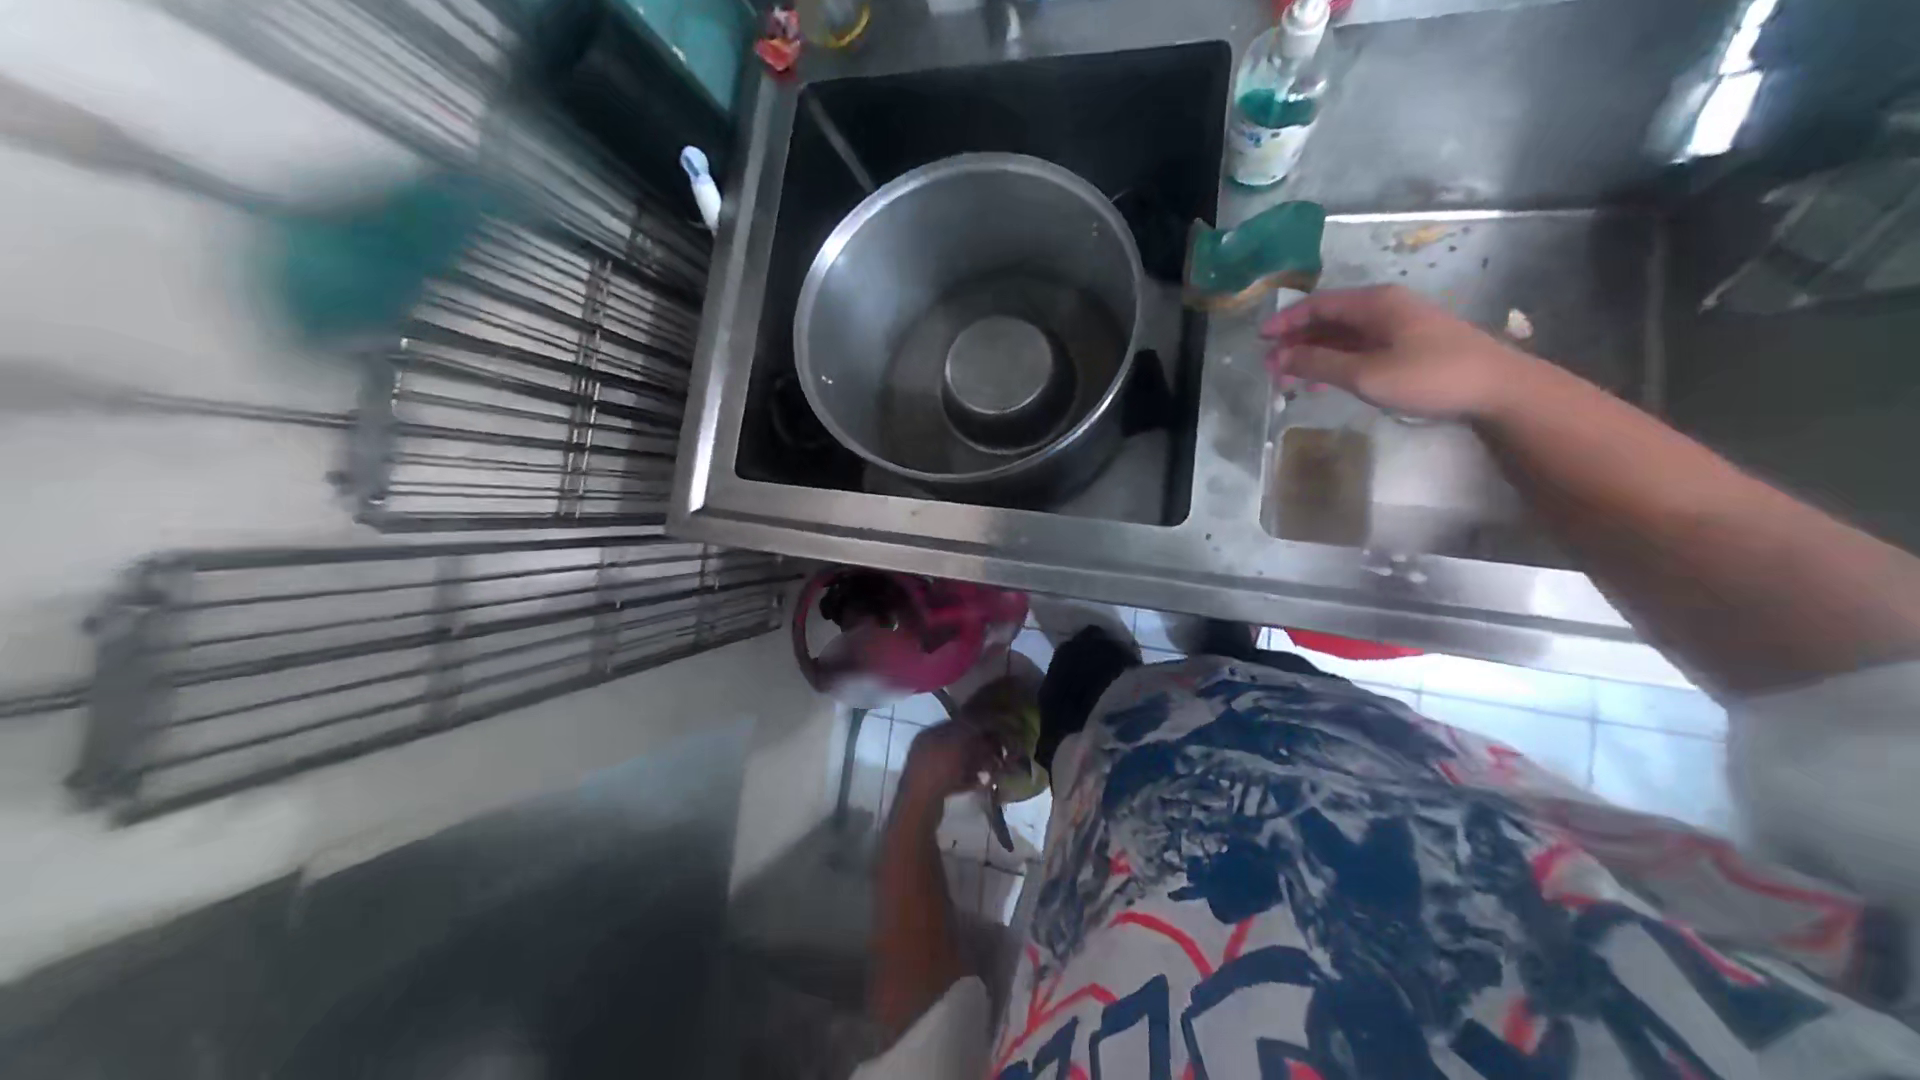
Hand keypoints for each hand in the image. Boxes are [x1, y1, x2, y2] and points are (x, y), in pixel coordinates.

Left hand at [897, 721, 995, 809]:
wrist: (921, 805)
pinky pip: (956, 779)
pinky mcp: (934, 789)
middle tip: (997, 753)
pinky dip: (969, 779)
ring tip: (993, 769)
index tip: (995, 732)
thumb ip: (971, 726)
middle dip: (979, 747)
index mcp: (929, 734)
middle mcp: (927, 748)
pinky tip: (983, 783)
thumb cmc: (939, 768)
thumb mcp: (958, 741)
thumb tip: (985, 718)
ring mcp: (930, 769)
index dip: (977, 725)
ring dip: (976, 764)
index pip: (956, 723)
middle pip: (959, 743)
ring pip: (958, 762)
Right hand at [1261, 285, 1538, 420]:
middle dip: (1296, 342)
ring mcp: (1397, 327)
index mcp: (1374, 304)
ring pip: (1342, 336)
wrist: (1497, 389)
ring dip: (1313, 356)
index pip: (1318, 305)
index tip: (1260, 340)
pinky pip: (1359, 349)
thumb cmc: (1429, 376)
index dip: (1285, 321)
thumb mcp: (1365, 373)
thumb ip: (1318, 364)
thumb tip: (1278, 358)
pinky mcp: (1407, 346)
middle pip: (1328, 319)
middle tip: (1270, 368)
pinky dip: (1335, 363)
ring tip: (1289, 381)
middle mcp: (1384, 308)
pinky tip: (1322, 383)